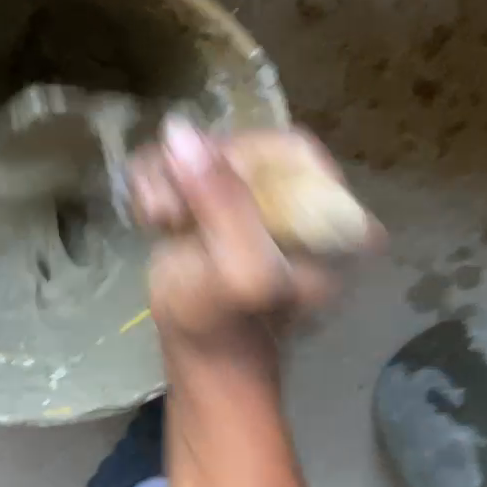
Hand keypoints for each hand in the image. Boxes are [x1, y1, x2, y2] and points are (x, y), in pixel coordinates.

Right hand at [128, 120, 379, 360]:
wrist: (199, 354)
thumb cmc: (225, 323)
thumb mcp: (237, 271)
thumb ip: (222, 203)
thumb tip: (180, 132)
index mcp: (332, 216)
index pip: (289, 150)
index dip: (238, 160)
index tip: (200, 194)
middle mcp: (301, 198)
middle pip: (239, 145)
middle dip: (193, 173)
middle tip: (169, 214)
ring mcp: (255, 197)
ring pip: (202, 151)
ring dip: (166, 179)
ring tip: (160, 220)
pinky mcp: (216, 199)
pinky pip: (178, 164)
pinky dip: (154, 183)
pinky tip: (153, 219)